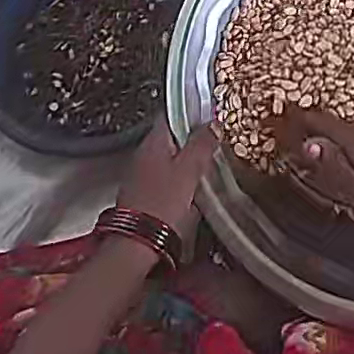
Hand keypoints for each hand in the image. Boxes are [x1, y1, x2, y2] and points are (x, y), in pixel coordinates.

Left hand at [115, 121, 218, 240]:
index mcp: (154, 141)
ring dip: (186, 159)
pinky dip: (179, 175)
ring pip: (168, 156)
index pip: (172, 113)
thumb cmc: (164, 202)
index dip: (192, 112)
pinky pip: (164, 174)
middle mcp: (143, 152)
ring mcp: (140, 172)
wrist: (139, 242)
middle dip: (192, 138)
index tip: (210, 117)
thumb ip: (201, 144)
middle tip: (214, 143)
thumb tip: (213, 124)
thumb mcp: (189, 170)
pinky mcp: (143, 191)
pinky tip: (191, 186)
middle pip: (171, 136)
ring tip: (207, 165)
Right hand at [271, 109, 353, 227]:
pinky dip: (344, 141)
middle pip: (331, 123)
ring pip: (346, 130)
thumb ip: (331, 165)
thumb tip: (308, 144)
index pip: (319, 121)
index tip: (282, 118)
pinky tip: (345, 153)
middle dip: (310, 124)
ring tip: (313, 140)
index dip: (299, 119)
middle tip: (292, 128)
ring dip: (327, 133)